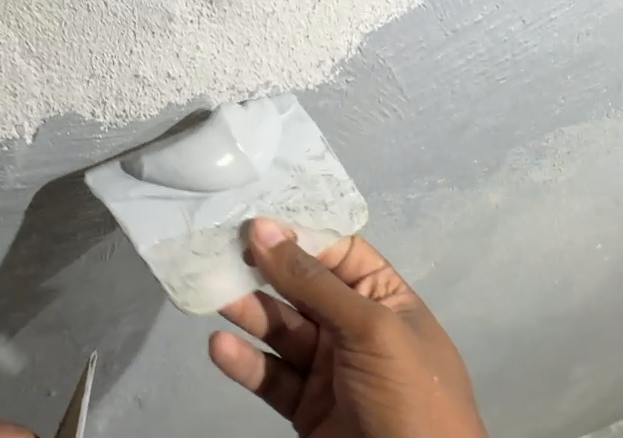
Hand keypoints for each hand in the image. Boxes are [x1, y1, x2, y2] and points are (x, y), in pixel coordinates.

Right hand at [208, 218, 487, 437]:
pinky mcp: (305, 407)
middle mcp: (352, 326)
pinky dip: (244, 362)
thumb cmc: (411, 398)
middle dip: (260, 266)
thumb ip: (313, 281)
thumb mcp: (371, 330)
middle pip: (298, 284)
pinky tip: (219, 347)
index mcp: (382, 298)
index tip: (251, 214)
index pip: (334, 249)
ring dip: (245, 309)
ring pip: (278, 327)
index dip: (295, 230)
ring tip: (210, 290)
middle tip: (216, 245)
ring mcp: (327, 368)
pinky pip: (269, 375)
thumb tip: (262, 227)